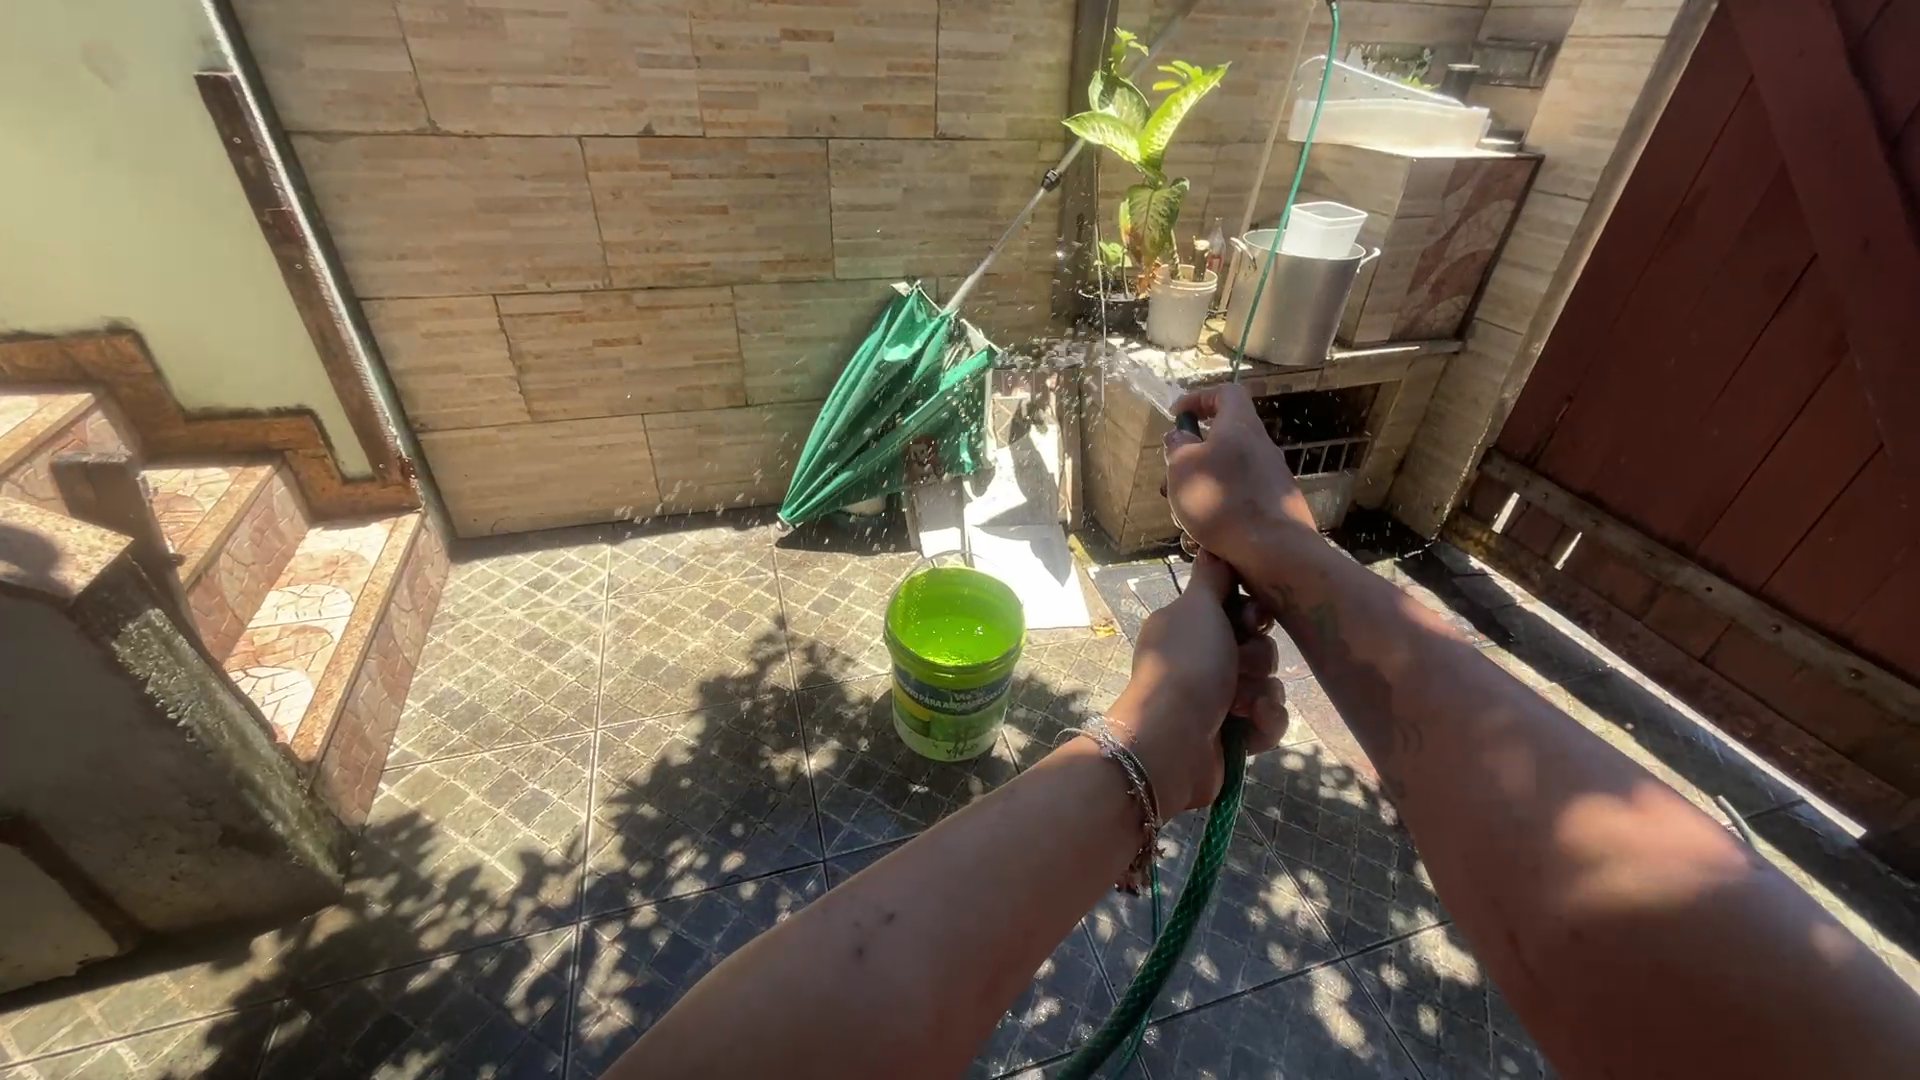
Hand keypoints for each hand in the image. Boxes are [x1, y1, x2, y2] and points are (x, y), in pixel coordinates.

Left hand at [1108, 551, 1291, 814]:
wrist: (1173, 739)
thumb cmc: (1186, 664)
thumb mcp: (1197, 608)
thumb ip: (1210, 579)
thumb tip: (1211, 548)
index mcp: (1186, 628)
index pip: (1234, 609)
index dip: (1251, 613)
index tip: (1253, 618)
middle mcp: (1199, 661)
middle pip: (1256, 646)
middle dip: (1257, 656)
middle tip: (1238, 663)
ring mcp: (1216, 700)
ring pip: (1267, 683)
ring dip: (1261, 689)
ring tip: (1241, 701)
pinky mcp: (1233, 735)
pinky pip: (1269, 719)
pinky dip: (1265, 720)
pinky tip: (1252, 722)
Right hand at [1164, 384, 1316, 564]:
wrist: (1272, 549)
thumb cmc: (1220, 500)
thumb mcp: (1182, 467)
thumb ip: (1177, 446)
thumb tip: (1180, 436)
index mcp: (1239, 426)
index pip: (1225, 393)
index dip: (1199, 398)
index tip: (1177, 417)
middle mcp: (1259, 447)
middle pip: (1221, 440)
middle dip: (1191, 460)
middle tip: (1171, 481)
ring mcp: (1270, 478)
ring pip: (1224, 476)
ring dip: (1199, 491)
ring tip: (1183, 518)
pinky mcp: (1273, 507)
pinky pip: (1236, 501)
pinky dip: (1216, 514)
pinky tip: (1203, 538)